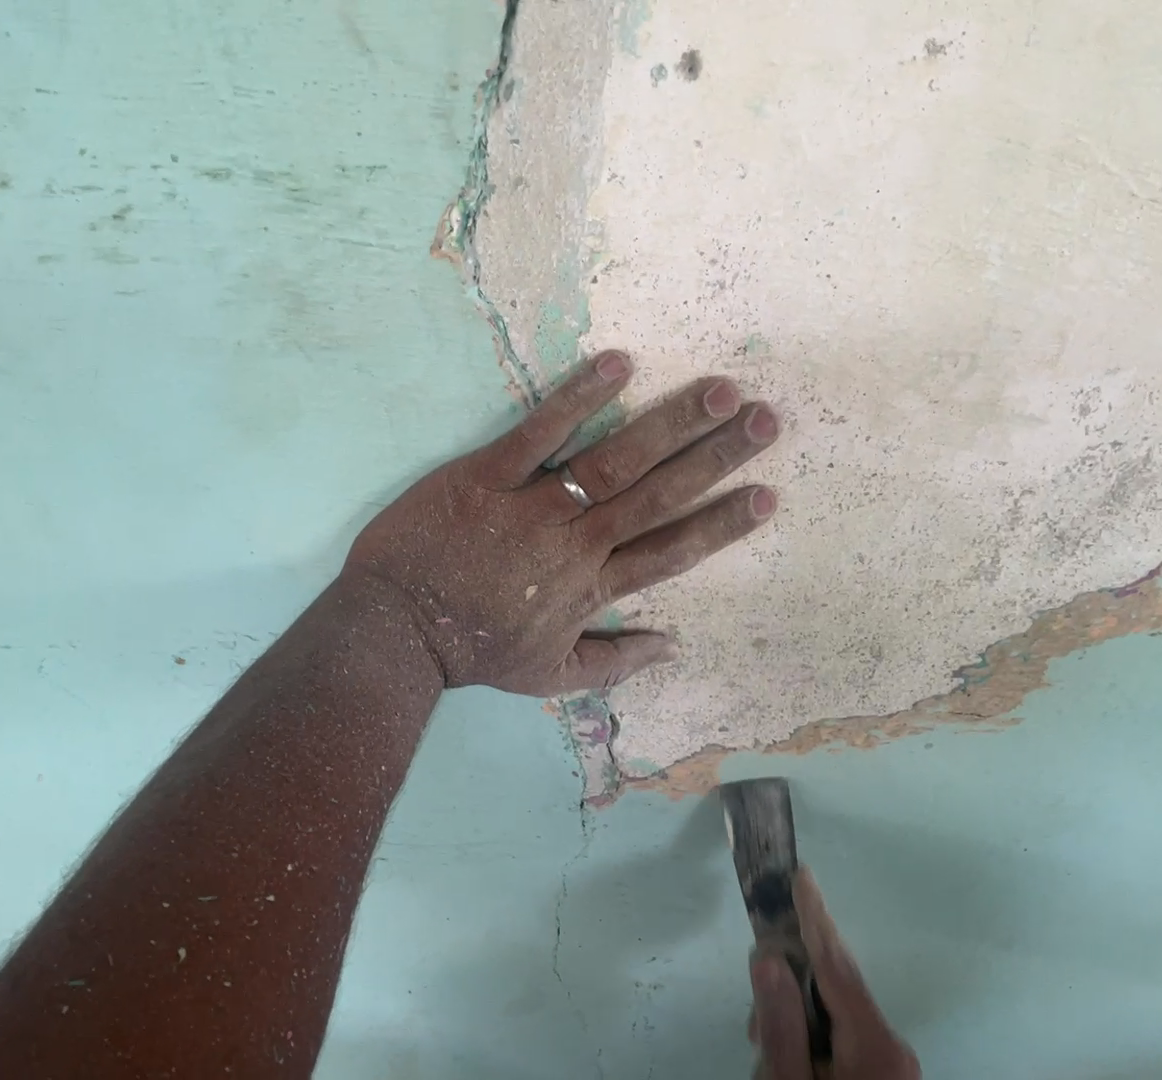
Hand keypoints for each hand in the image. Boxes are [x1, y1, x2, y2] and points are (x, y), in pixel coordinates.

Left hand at [344, 350, 780, 695]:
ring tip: (720, 391)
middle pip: (660, 495)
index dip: (723, 525)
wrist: (393, 632)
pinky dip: (577, 399)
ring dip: (671, 424)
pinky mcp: (486, 476)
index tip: (768, 496)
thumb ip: (615, 662)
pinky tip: (620, 363)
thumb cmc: (473, 650)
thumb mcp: (548, 677)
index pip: (673, 552)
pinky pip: (538, 433)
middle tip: (767, 420)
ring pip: (615, 460)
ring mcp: (533, 506)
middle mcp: (577, 542)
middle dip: (717, 457)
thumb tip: (675, 648)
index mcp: (593, 587)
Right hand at [750, 869, 920, 1079]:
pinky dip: (808, 1048)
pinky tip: (788, 1072)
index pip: (836, 963)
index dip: (815, 917)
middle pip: (832, 989)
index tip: (802, 874)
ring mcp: (890, 1069)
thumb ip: (779, 1023)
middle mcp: (891, 1050)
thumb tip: (769, 958)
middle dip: (789, 989)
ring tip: (768, 1067)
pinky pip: (840, 1044)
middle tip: (753, 1028)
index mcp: (876, 1046)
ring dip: (794, 1028)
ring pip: (831, 1019)